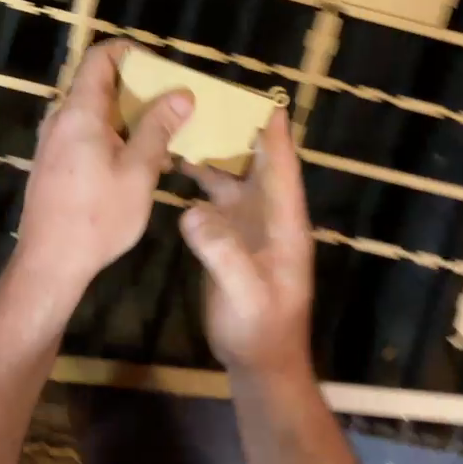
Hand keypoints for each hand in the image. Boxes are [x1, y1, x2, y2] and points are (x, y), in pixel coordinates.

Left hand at [14, 40, 191, 295]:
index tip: (160, 66)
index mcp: (79, 112)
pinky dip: (113, 137)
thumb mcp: (138, 172)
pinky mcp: (53, 163)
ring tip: (163, 138)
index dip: (129, 52)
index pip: (99, 58)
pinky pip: (85, 134)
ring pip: (94, 113)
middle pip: (98, 85)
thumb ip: (158, 128)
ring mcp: (54, 142)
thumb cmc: (97, 216)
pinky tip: (138, 164)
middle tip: (172, 104)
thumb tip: (181, 94)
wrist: (50, 261)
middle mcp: (60, 119)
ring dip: (128, 118)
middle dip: (138, 89)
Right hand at [179, 110, 314, 380]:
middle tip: (212, 101)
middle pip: (258, 166)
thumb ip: (223, 254)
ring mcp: (250, 229)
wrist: (259, 362)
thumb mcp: (245, 294)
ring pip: (235, 180)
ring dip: (216, 155)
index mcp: (285, 225)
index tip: (266, 100)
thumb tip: (191, 211)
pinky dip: (200, 181)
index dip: (276, 137)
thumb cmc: (260, 329)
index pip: (283, 171)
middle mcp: (270, 218)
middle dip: (240, 134)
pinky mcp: (230, 240)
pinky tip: (177, 167)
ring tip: (188, 126)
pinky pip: (216, 200)